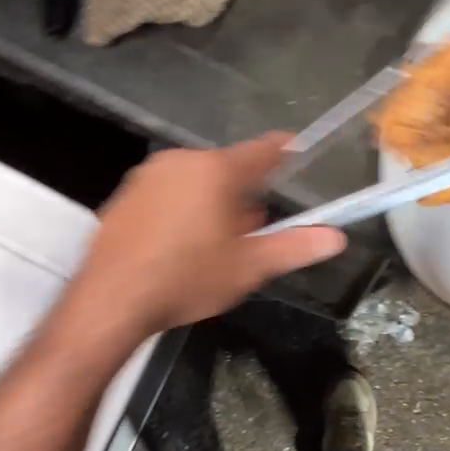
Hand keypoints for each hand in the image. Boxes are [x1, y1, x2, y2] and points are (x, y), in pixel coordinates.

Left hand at [71, 134, 345, 338]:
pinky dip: (181, 213)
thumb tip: (335, 237)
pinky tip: (180, 249)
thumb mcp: (248, 268)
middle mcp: (182, 161)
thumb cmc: (188, 279)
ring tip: (216, 247)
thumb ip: (294, 247)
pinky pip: (166, 196)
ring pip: (194, 184)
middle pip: (226, 171)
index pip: (262, 152)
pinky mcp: (125, 197)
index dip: (284, 152)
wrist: (113, 299)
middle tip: (252, 233)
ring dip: (212, 205)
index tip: (297, 151)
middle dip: (243, 195)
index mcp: (217, 171)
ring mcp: (148, 176)